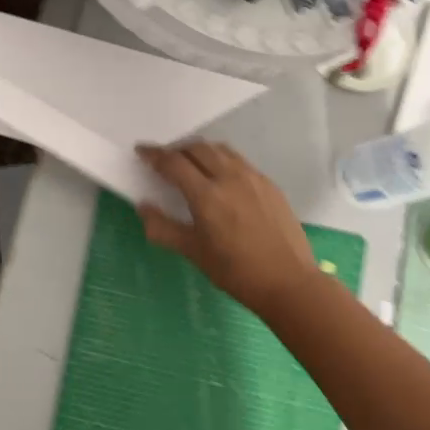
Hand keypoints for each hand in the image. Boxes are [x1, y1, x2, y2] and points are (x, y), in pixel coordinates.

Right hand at [137, 141, 323, 312]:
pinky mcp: (269, 184)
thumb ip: (162, 227)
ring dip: (200, 150)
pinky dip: (221, 159)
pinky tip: (220, 177)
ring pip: (220, 150)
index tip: (141, 151)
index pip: (173, 163)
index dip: (154, 154)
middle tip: (164, 160)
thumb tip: (143, 206)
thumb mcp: (192, 252)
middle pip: (197, 148)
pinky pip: (239, 161)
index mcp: (206, 195)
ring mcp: (253, 178)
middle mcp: (229, 178)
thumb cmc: (234, 271)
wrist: (287, 281)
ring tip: (190, 163)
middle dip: (176, 149)